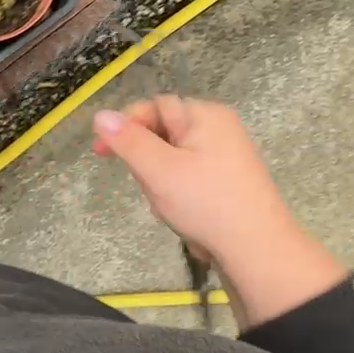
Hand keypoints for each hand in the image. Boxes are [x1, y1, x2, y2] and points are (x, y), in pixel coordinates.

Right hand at [92, 95, 345, 327]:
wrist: (253, 246)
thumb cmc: (204, 202)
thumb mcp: (158, 169)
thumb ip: (127, 140)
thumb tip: (100, 114)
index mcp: (205, 115)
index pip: (154, 106)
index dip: (126, 125)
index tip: (101, 153)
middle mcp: (217, 127)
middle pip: (161, 130)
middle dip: (144, 156)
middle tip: (145, 182)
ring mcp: (223, 152)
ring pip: (169, 155)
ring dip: (156, 176)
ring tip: (165, 200)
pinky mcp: (223, 176)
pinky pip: (184, 172)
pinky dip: (172, 187)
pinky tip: (177, 207)